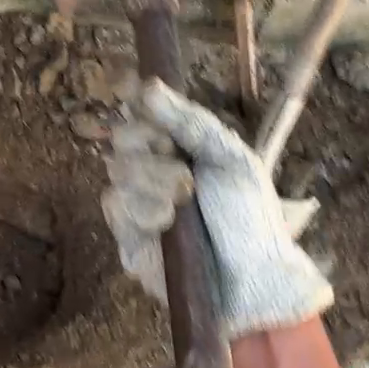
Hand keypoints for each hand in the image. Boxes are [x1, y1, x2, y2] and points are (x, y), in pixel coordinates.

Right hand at [102, 80, 332, 338]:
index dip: (134, 101)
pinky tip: (165, 223)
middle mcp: (153, 171)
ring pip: (116, 172)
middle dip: (148, 148)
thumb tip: (147, 85)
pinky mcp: (126, 238)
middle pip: (122, 139)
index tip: (132, 91)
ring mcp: (137, 205)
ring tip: (182, 204)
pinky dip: (141, 209)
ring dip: (150, 182)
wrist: (253, 282)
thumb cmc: (250, 218)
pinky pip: (115, 207)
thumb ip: (189, 122)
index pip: (142, 113)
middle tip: (181, 166)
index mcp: (180, 149)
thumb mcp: (231, 159)